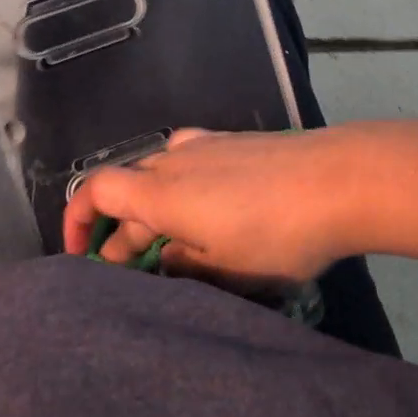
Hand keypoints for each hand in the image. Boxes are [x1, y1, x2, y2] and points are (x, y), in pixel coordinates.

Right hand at [62, 126, 371, 287]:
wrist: (340, 179)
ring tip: (176, 244)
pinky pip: (190, 163)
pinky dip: (183, 188)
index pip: (95, 192)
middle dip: (123, 232)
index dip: (77, 220)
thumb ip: (181, 265)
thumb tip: (161, 257)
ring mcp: (206, 145)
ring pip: (160, 176)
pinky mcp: (236, 142)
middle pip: (129, 190)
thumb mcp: (225, 269)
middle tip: (137, 274)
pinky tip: (209, 208)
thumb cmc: (276, 234)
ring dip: (156, 209)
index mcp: (159, 193)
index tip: (81, 256)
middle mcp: (172, 161)